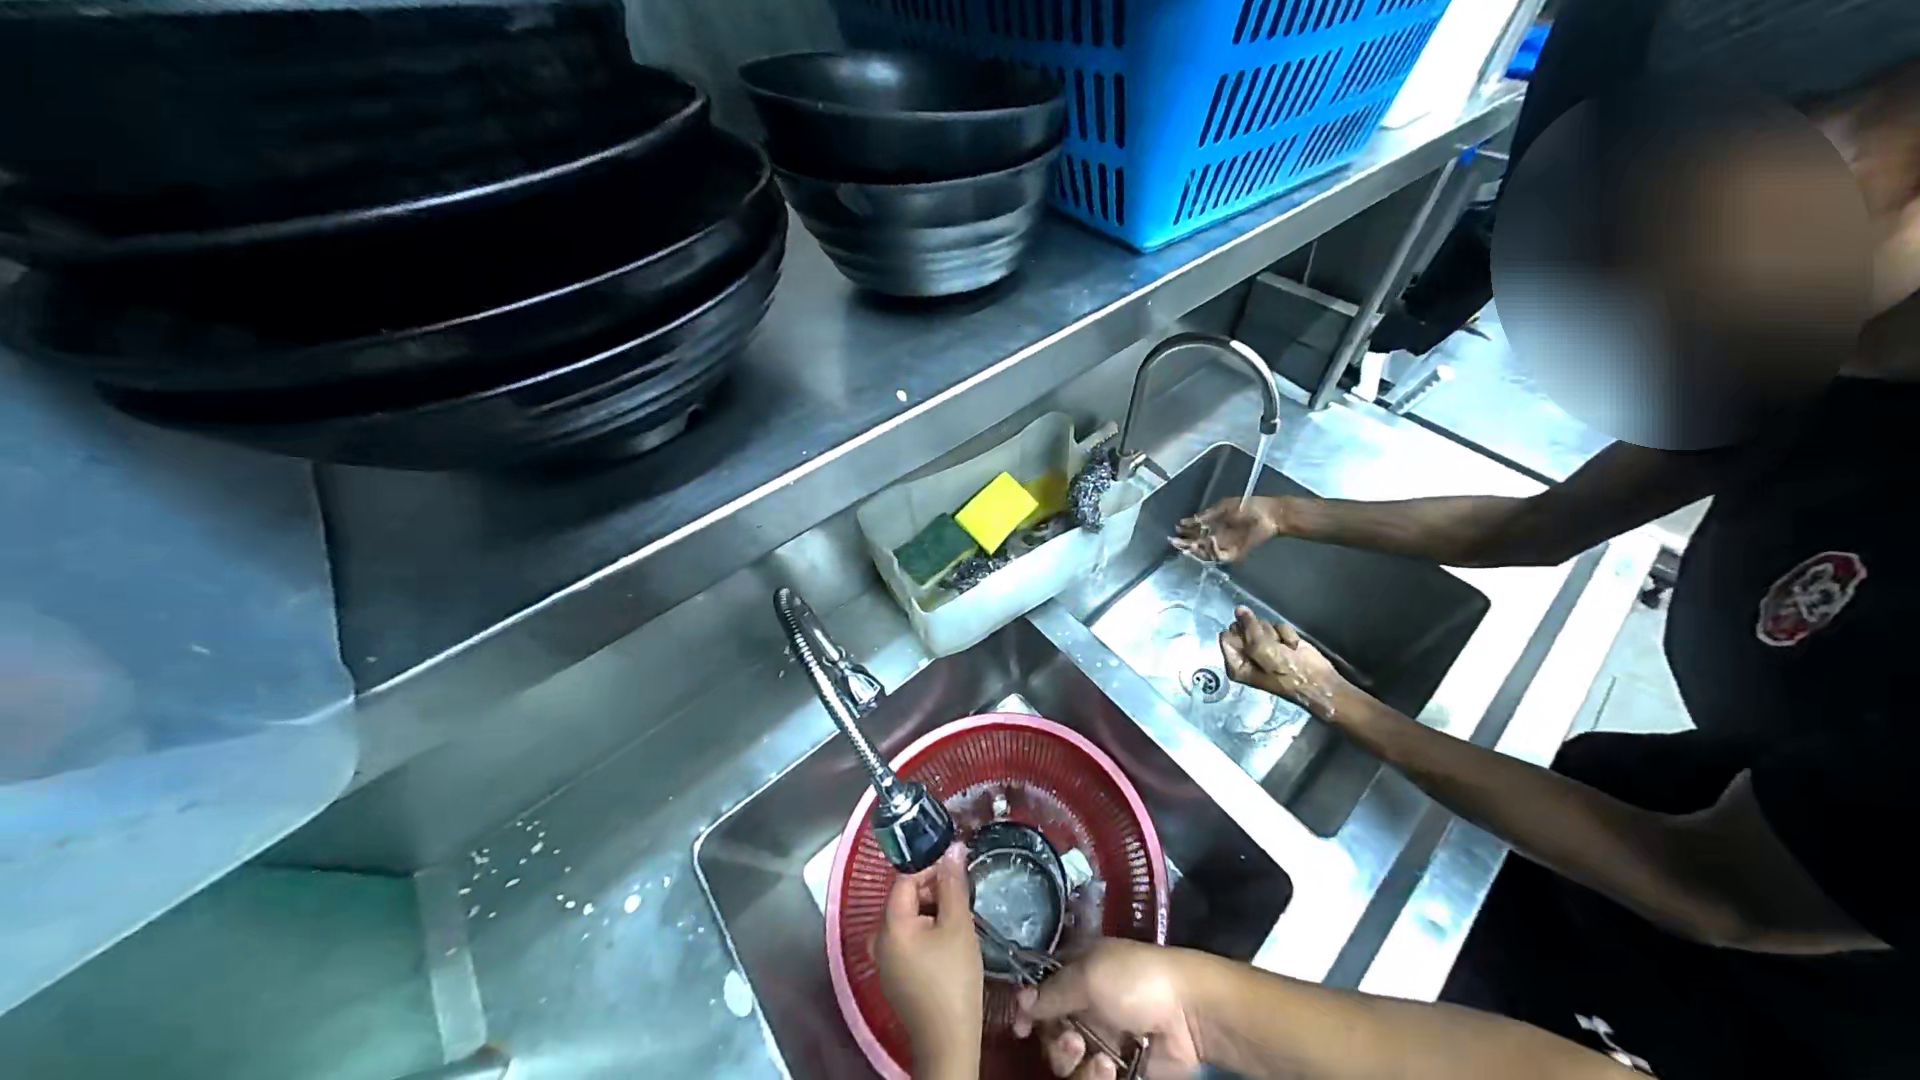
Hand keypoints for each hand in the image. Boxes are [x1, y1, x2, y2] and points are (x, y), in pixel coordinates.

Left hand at [874, 845, 983, 1077]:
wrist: (949, 1043)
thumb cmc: (953, 979)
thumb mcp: (958, 925)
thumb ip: (953, 884)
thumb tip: (953, 848)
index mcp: (889, 924)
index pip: (905, 879)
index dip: (930, 867)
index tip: (956, 866)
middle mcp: (879, 939)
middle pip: (904, 898)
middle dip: (933, 889)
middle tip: (962, 891)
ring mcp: (885, 961)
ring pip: (908, 919)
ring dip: (932, 910)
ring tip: (960, 913)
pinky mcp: (895, 976)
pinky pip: (908, 940)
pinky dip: (927, 931)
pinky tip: (950, 939)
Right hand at [1013, 940, 1203, 1079]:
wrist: (1188, 1013)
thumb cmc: (1134, 979)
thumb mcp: (1088, 976)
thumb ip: (1052, 992)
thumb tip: (1020, 1001)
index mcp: (1078, 971)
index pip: (1042, 990)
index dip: (1029, 1007)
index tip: (1020, 1026)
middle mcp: (1086, 1003)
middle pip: (1051, 1032)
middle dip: (1055, 1042)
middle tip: (1071, 1042)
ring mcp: (1103, 1036)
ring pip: (1069, 1061)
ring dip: (1076, 1063)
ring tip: (1097, 1059)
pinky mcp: (1120, 1067)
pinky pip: (1092, 1078)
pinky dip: (1096, 1077)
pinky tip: (1112, 1069)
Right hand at [1171, 497, 1286, 562]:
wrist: (1270, 514)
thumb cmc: (1249, 506)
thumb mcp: (1224, 506)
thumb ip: (1206, 515)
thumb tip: (1188, 520)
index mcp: (1214, 525)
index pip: (1195, 531)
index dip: (1184, 531)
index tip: (1175, 530)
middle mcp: (1217, 537)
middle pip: (1196, 544)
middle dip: (1184, 543)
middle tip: (1174, 542)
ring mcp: (1225, 546)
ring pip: (1204, 552)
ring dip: (1195, 549)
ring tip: (1188, 543)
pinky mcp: (1235, 554)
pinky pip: (1219, 556)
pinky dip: (1212, 551)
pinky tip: (1208, 541)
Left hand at [1220, 606, 1350, 719]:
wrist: (1321, 682)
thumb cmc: (1289, 673)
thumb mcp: (1264, 651)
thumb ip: (1249, 629)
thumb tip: (1239, 609)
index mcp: (1235, 663)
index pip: (1226, 636)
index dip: (1240, 634)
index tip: (1254, 641)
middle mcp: (1245, 654)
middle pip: (1243, 628)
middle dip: (1260, 633)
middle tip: (1272, 646)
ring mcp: (1262, 647)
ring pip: (1261, 624)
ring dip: (1275, 634)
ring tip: (1285, 649)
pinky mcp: (1278, 641)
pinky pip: (1276, 626)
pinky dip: (1286, 634)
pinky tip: (1293, 646)